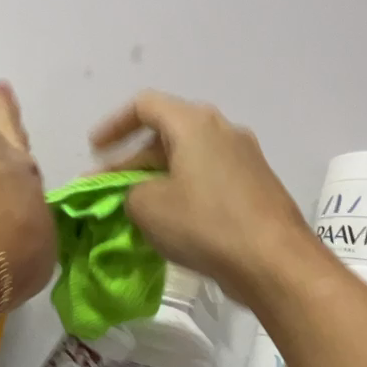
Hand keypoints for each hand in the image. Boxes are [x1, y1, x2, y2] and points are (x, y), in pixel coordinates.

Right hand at [89, 90, 316, 298]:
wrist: (273, 260)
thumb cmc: (204, 224)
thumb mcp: (147, 207)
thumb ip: (129, 190)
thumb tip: (139, 192)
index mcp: (195, 124)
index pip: (145, 106)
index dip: (113, 126)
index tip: (94, 150)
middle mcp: (223, 130)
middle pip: (166, 133)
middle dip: (131, 160)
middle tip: (106, 188)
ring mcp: (244, 157)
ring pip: (187, 157)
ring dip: (156, 177)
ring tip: (134, 206)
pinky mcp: (255, 185)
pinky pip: (207, 177)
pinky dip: (181, 190)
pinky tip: (170, 219)